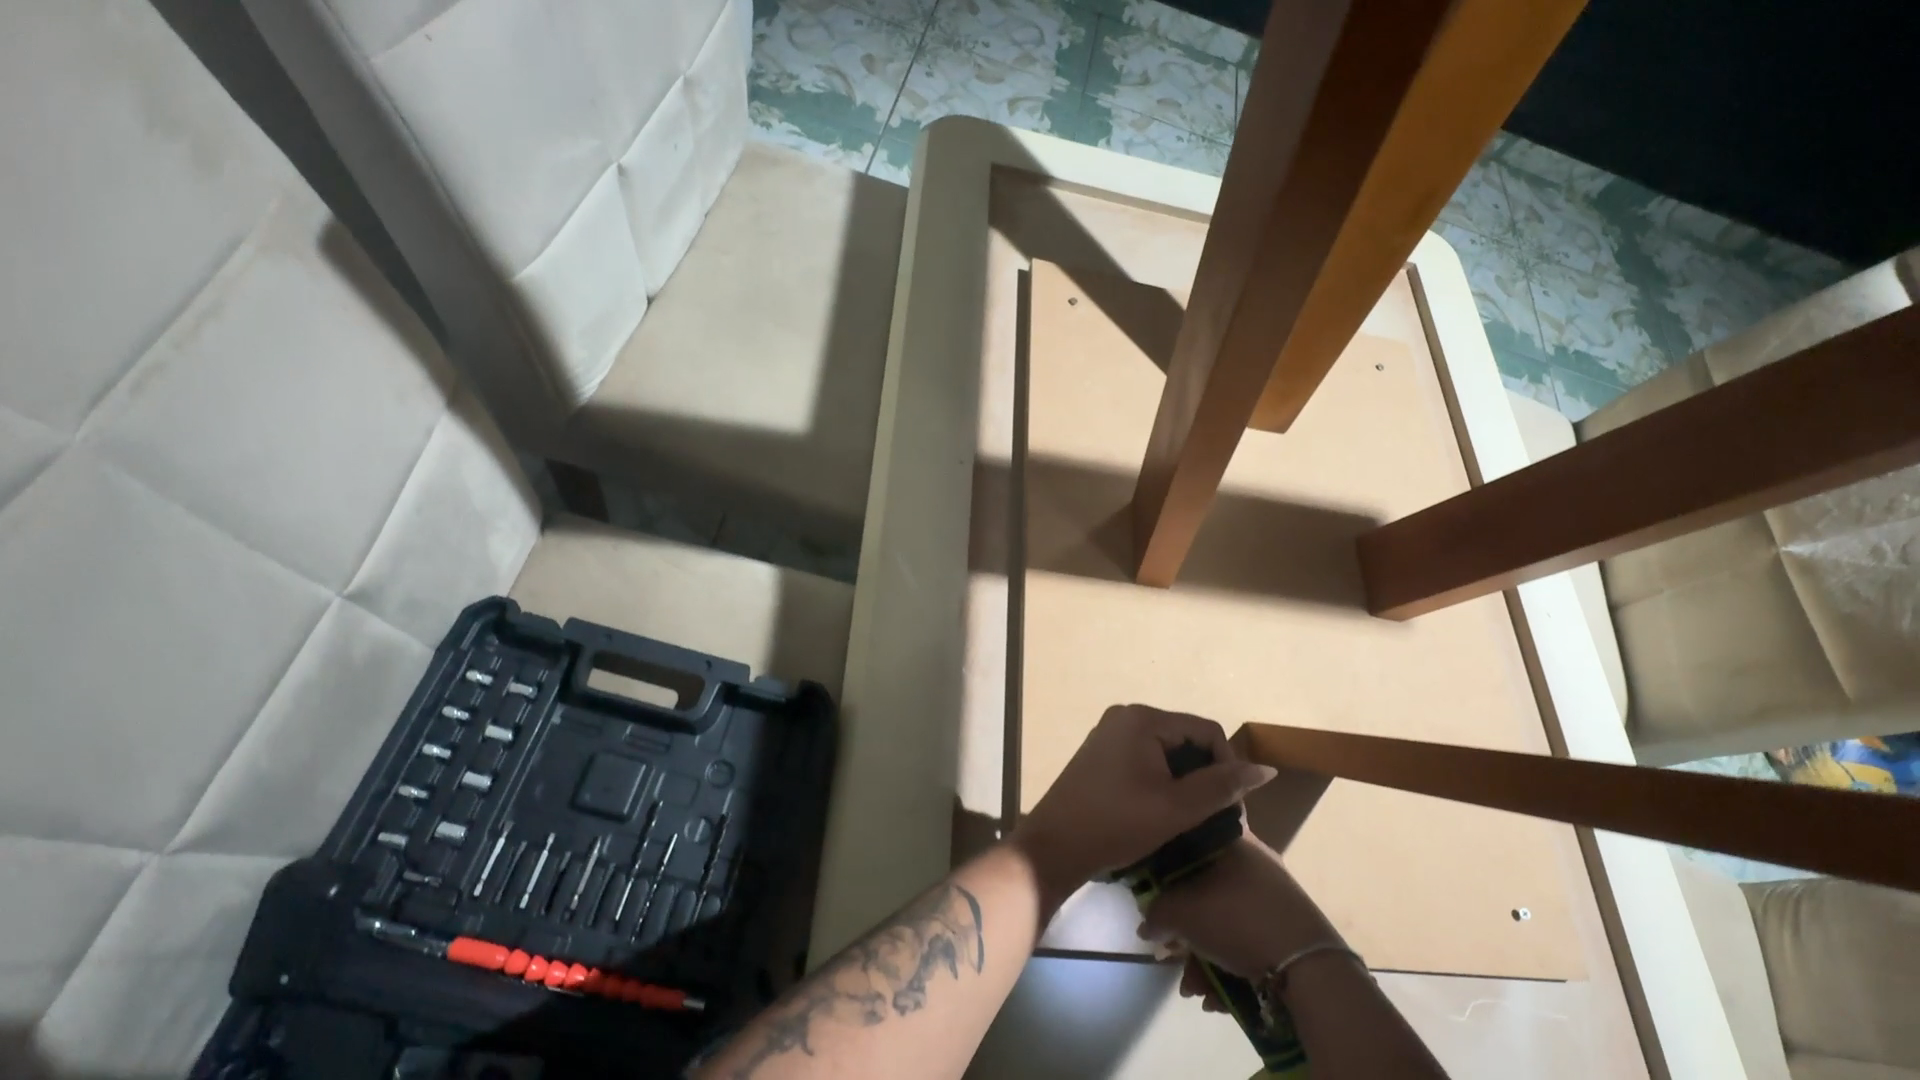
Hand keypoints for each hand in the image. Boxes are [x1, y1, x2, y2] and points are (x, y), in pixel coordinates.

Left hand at [1011, 704, 1276, 900]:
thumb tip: (1266, 769)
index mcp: (1143, 718)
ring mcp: (1109, 734)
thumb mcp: (1177, 808)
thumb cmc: (1116, 824)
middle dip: (1206, 774)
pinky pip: (1146, 760)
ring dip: (1185, 782)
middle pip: (1187, 738)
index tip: (1230, 808)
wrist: (1054, 847)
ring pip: (1168, 752)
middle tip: (1213, 816)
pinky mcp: (1101, 755)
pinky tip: (1163, 813)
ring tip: (1191, 818)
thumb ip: (1222, 786)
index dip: (1228, 767)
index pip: (1207, 731)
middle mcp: (1125, 716)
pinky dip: (1162, 782)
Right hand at [1140, 836, 1342, 978]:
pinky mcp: (1287, 929)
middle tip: (1171, 955)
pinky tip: (1216, 997)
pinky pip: (1245, 939)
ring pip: (1224, 921)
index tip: (1154, 900)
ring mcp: (1274, 896)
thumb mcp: (1182, 913)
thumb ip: (1156, 913)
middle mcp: (1255, 862)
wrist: (1307, 966)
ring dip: (1202, 957)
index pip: (1189, 844)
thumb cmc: (1237, 921)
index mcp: (1233, 842)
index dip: (1165, 872)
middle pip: (1203, 890)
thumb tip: (1148, 924)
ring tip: (1194, 990)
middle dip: (1183, 930)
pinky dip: (1227, 965)